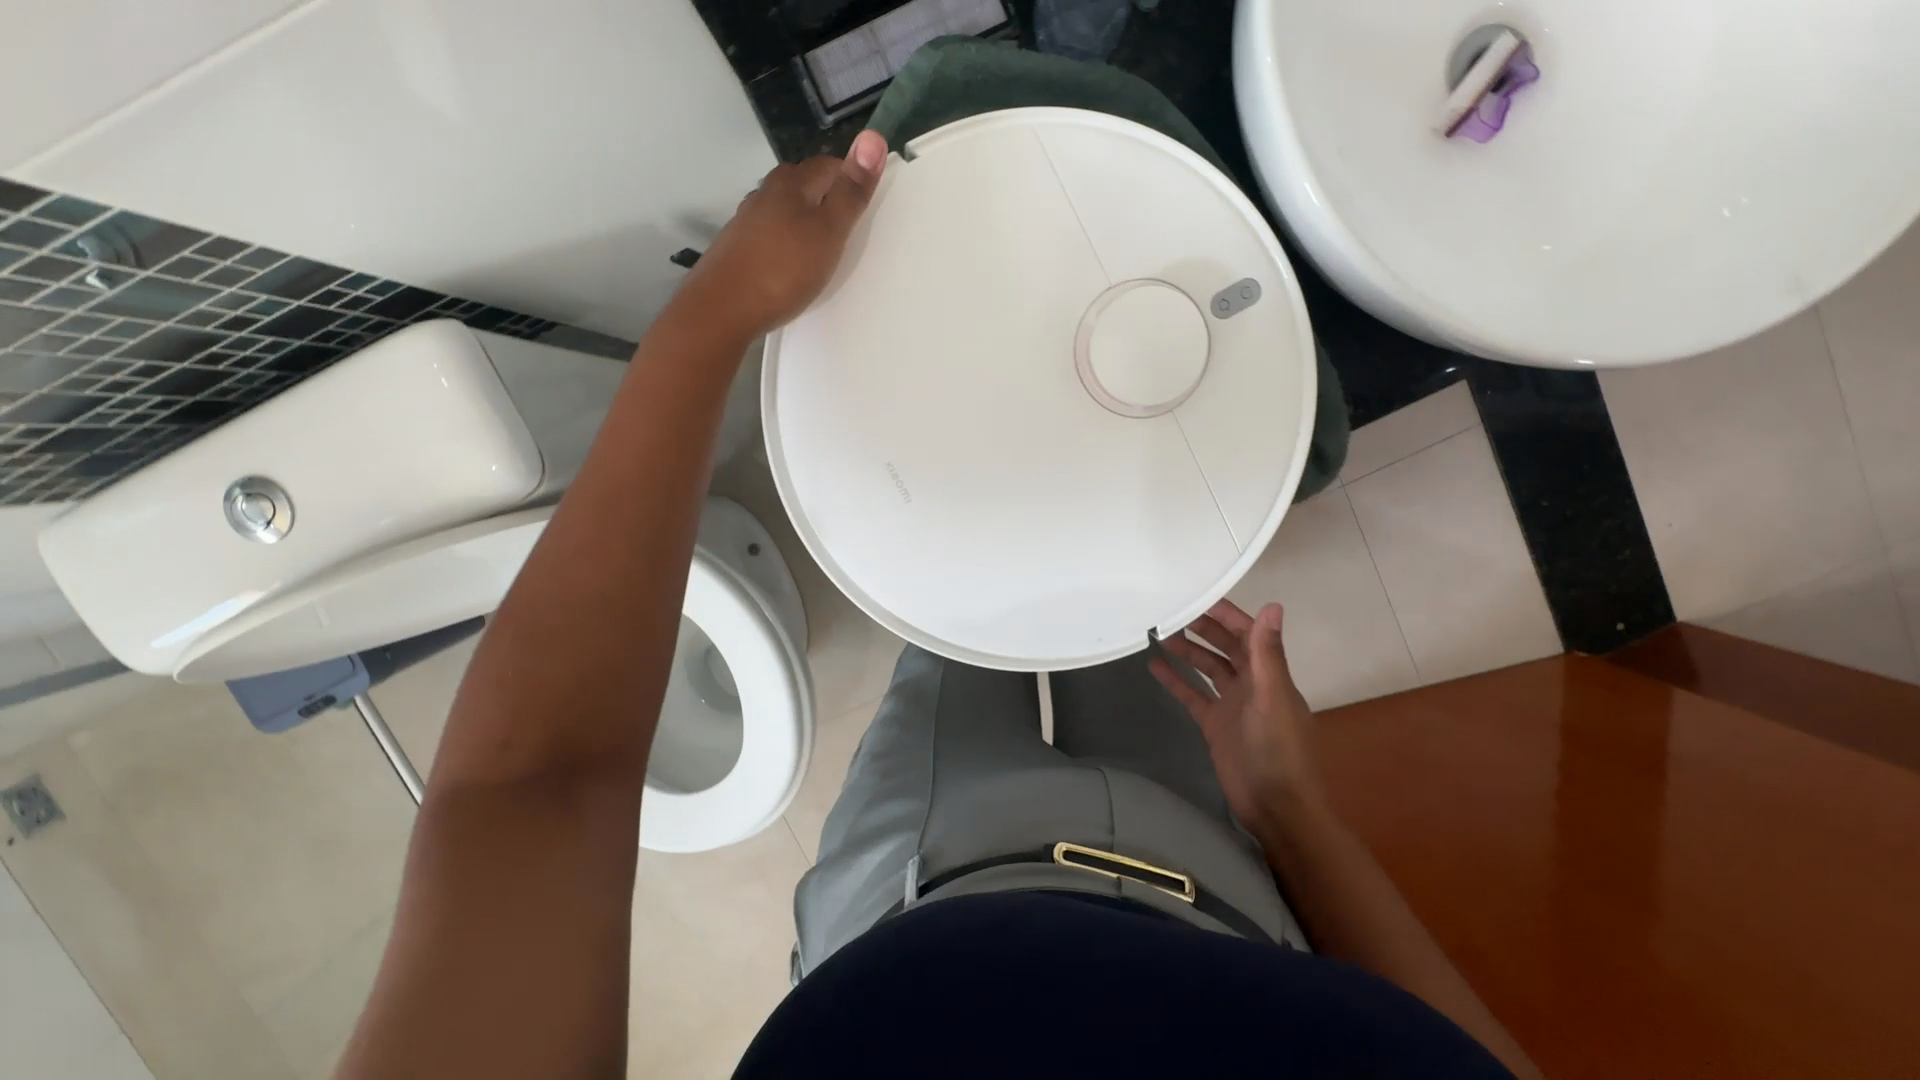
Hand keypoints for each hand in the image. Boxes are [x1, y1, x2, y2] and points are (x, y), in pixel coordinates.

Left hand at [680, 129, 887, 336]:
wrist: (721, 309)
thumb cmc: (783, 270)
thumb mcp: (829, 232)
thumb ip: (851, 191)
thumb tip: (873, 136)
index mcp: (791, 185)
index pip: (829, 165)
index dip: (851, 177)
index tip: (866, 201)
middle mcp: (765, 194)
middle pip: (802, 182)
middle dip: (825, 193)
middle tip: (848, 221)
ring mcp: (747, 220)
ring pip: (782, 207)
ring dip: (802, 216)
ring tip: (820, 242)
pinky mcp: (736, 247)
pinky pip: (768, 232)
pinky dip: (784, 238)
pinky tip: (789, 261)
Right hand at [1149, 601, 1326, 835]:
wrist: (1276, 806)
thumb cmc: (1279, 751)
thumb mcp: (1272, 698)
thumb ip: (1268, 654)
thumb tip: (1273, 606)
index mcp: (1270, 674)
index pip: (1247, 633)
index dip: (1226, 613)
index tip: (1199, 594)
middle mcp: (1252, 684)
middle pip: (1225, 646)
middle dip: (1202, 626)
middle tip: (1170, 609)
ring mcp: (1232, 704)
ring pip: (1207, 667)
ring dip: (1187, 650)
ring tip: (1158, 632)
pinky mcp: (1215, 724)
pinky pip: (1193, 695)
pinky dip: (1176, 680)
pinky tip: (1154, 666)